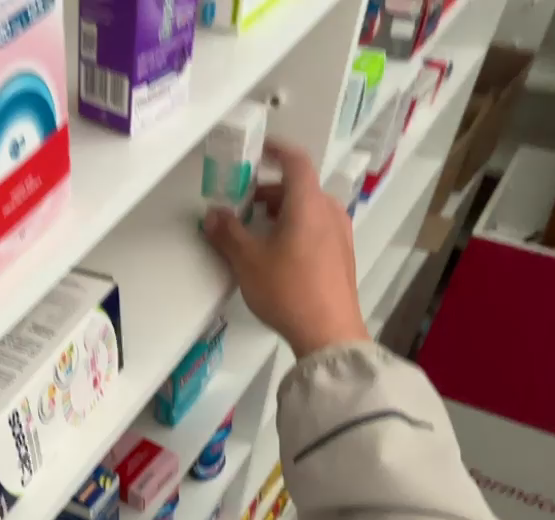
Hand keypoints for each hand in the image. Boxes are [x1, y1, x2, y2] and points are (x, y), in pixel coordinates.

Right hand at [203, 140, 371, 356]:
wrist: (328, 331)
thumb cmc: (288, 290)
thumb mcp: (248, 261)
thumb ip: (228, 234)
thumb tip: (212, 216)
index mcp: (308, 203)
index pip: (294, 161)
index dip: (276, 152)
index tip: (260, 152)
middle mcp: (329, 211)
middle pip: (299, 189)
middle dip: (271, 193)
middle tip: (246, 205)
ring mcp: (340, 234)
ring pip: (309, 211)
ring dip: (283, 214)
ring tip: (259, 234)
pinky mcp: (342, 257)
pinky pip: (317, 230)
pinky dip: (296, 230)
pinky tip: (279, 255)